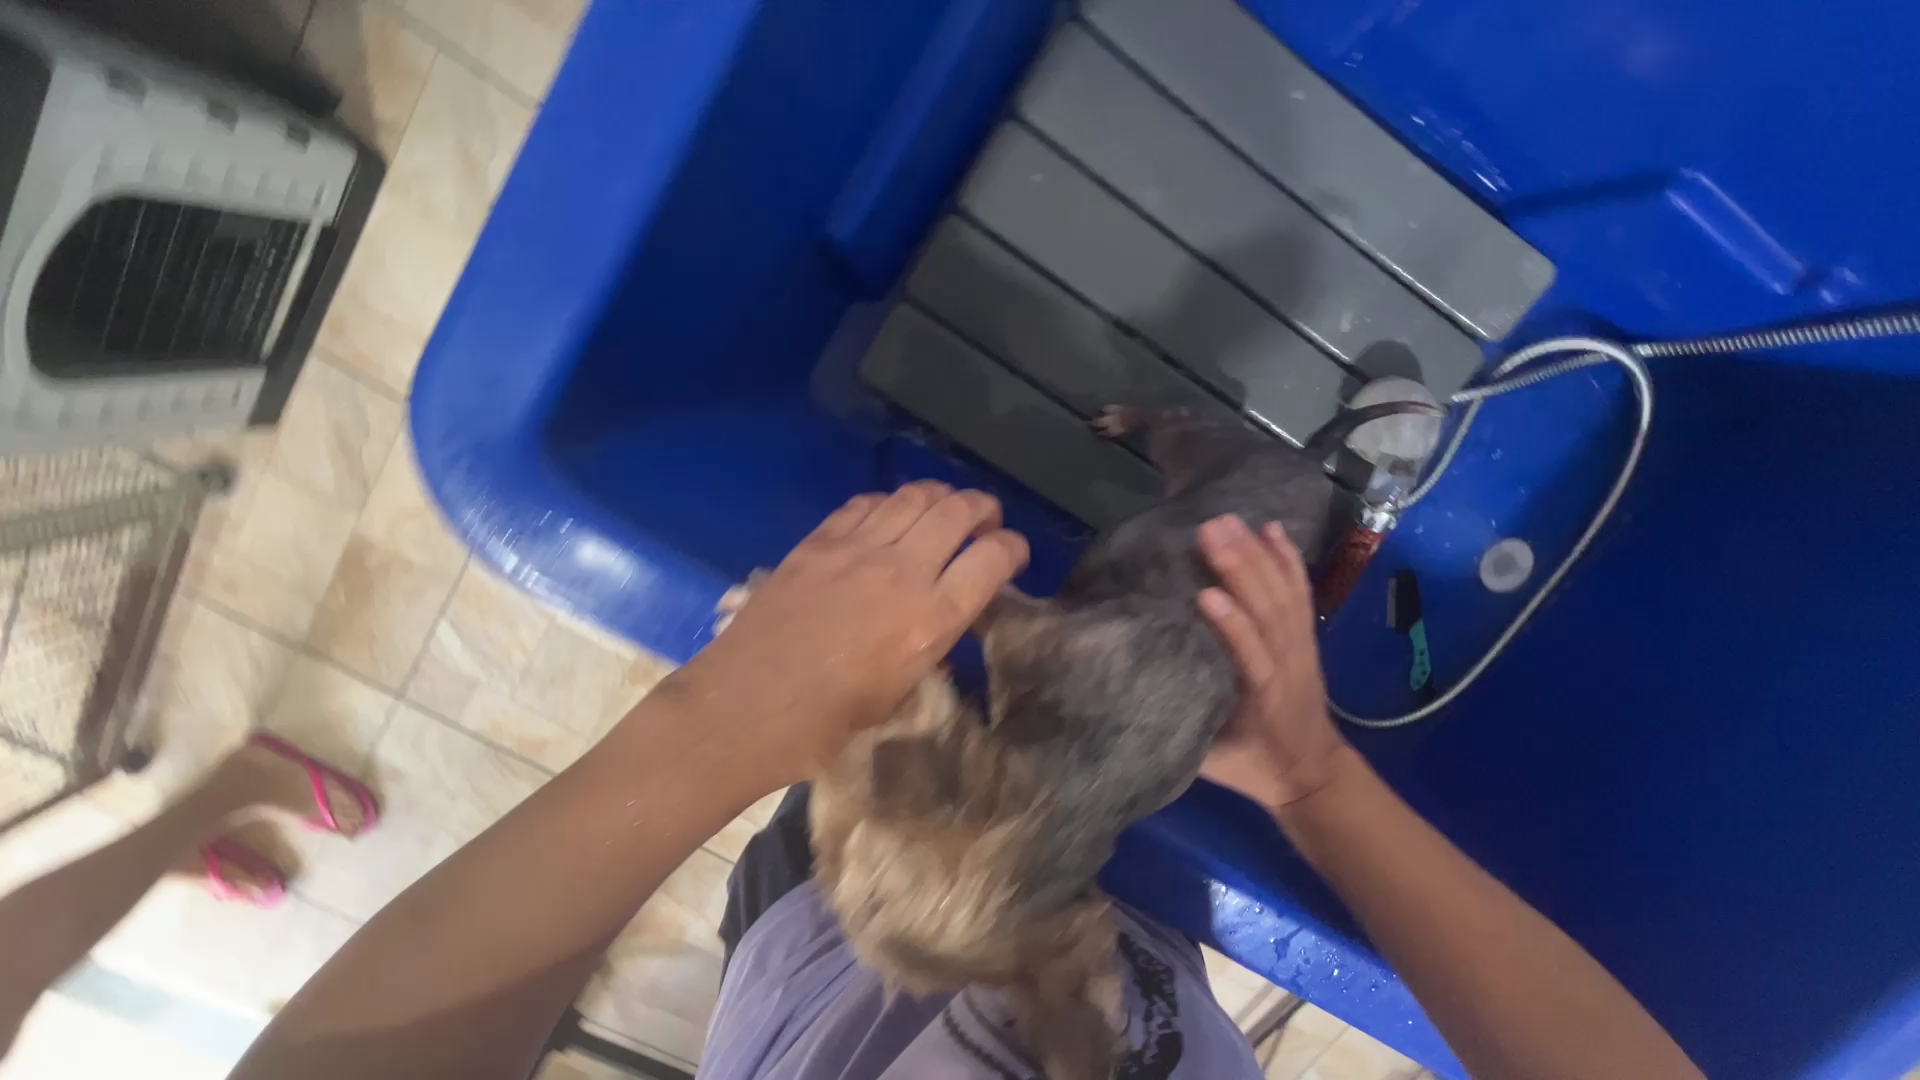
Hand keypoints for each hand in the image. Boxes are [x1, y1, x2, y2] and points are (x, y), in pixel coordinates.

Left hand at [663, 482, 1028, 783]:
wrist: (746, 707)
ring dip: (942, 496)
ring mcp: (857, 549)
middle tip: (986, 520)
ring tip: (946, 507)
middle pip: (959, 512)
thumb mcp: (900, 692)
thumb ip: (929, 642)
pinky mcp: (819, 540)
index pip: (992, 559)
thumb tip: (940, 614)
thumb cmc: (826, 723)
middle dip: (984, 509)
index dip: (1013, 549)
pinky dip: (891, 501)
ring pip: (916, 496)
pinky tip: (891, 514)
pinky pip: (867, 502)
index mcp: (930, 620)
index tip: (1012, 553)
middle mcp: (902, 571)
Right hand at [1196, 515, 1350, 813]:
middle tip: (1209, 530)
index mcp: (1264, 699)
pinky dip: (1287, 560)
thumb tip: (1126, 700)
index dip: (1233, 626)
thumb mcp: (1212, 761)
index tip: (1205, 594)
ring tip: (1228, 522)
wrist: (1312, 772)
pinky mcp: (1305, 637)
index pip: (1252, 657)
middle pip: (1269, 612)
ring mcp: (1301, 648)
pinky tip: (1272, 530)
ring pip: (1283, 596)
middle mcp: (1287, 666)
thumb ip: (1180, 730)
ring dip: (1257, 555)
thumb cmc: (1254, 767)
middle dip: (1241, 568)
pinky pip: (1299, 592)